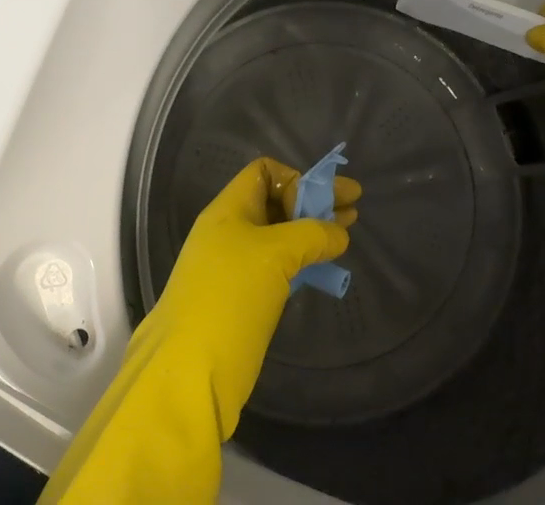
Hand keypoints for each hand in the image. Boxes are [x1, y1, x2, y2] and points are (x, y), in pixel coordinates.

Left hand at [155, 158, 360, 419]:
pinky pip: (277, 265)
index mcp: (228, 210)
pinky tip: (324, 268)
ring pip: (278, 236)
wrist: (190, 370)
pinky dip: (301, 260)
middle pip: (274, 202)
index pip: (263, 172)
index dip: (296, 178)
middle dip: (313, 203)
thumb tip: (338, 233)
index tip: (328, 198)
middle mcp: (229, 232)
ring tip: (346, 237)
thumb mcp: (275, 253)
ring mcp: (234, 266)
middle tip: (354, 210)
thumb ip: (311, 234)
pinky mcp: (242, 298)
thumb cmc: (230, 297)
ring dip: (311, 232)